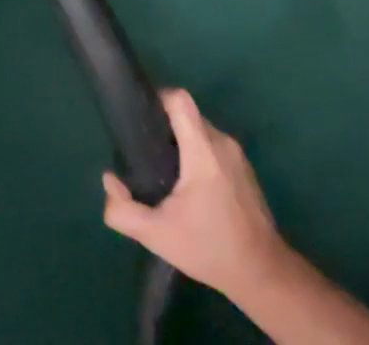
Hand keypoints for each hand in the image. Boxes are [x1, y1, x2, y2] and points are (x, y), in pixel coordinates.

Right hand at [102, 90, 290, 298]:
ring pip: (202, 133)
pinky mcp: (245, 168)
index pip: (181, 101)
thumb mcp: (155, 234)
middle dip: (164, 129)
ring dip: (181, 145)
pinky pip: (215, 148)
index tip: (139, 118)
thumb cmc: (207, 247)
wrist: (259, 269)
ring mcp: (237, 154)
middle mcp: (223, 143)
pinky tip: (187, 188)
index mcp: (203, 150)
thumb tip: (109, 181)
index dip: (158, 99)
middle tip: (143, 155)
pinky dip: (198, 156)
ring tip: (162, 173)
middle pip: (189, 117)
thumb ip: (123, 209)